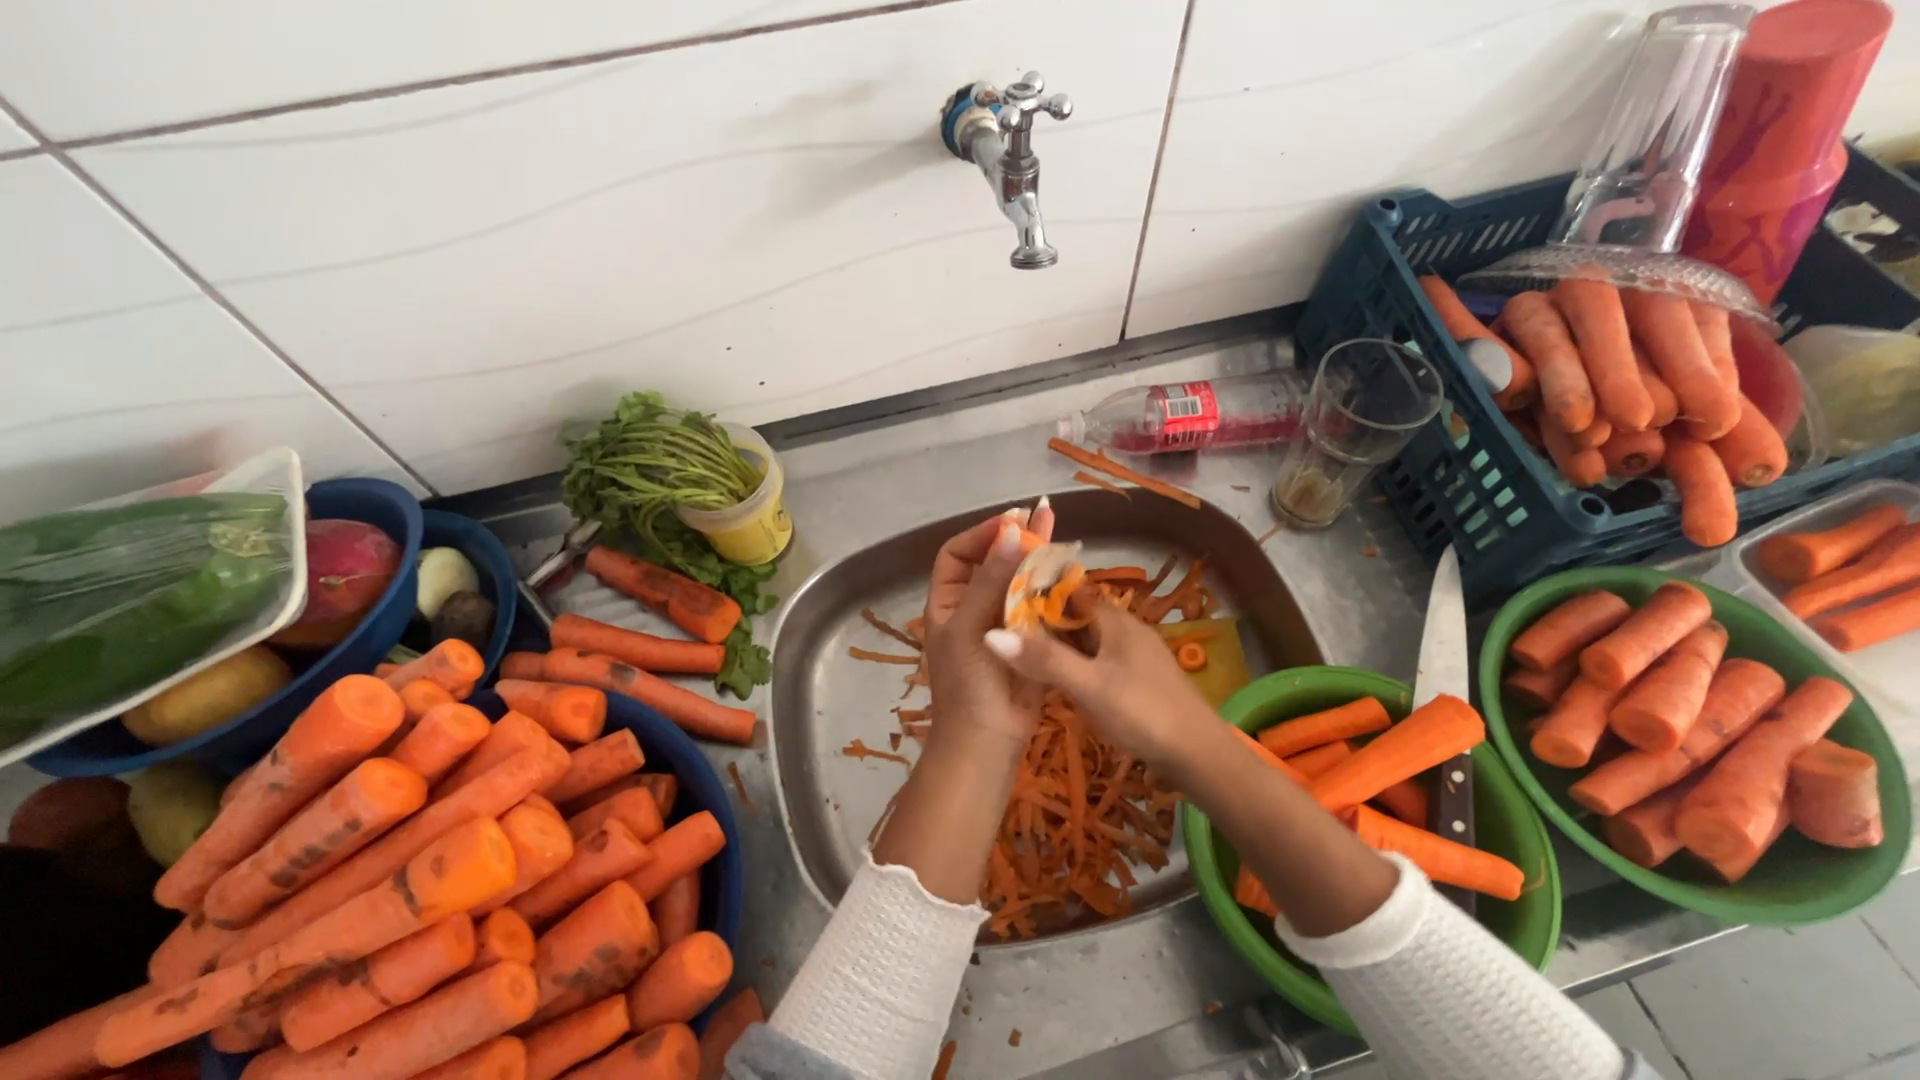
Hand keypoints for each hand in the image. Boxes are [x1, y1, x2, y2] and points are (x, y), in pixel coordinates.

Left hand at [921, 499, 1055, 746]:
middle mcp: (973, 606)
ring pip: (1020, 580)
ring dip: (1038, 556)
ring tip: (1059, 526)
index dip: (982, 534)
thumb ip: (992, 579)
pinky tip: (1070, 566)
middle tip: (1044, 510)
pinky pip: (1041, 604)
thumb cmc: (967, 682)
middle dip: (1016, 537)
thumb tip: (1011, 531)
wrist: (988, 739)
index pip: (959, 553)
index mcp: (948, 602)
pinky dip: (1054, 586)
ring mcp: (1003, 621)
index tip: (1011, 520)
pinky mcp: (1031, 637)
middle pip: (993, 561)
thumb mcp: (970, 626)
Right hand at [984, 596, 1213, 767]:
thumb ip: (1044, 660)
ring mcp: (1133, 654)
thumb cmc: (1143, 713)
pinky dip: (1074, 664)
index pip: (1069, 590)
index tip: (999, 598)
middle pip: (1076, 614)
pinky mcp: (1137, 678)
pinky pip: (1097, 660)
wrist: (1197, 754)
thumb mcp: (1089, 686)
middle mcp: (1124, 628)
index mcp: (1114, 620)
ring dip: (1057, 644)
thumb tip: (990, 633)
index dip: (1036, 591)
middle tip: (1000, 630)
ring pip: (1086, 639)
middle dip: (1042, 620)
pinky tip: (1056, 682)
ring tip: (1018, 655)